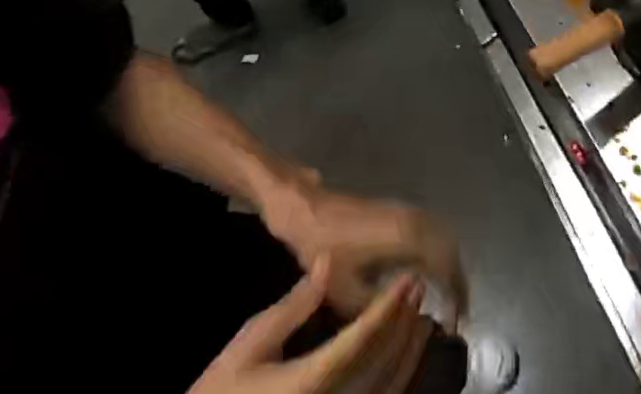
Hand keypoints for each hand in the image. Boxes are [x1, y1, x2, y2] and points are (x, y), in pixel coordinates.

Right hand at [190, 260, 430, 393]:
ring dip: (408, 351)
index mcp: (311, 383)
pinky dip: (397, 377)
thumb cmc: (221, 393)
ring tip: (420, 315)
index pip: (363, 340)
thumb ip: (294, 306)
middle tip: (417, 287)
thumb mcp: (250, 344)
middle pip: (383, 365)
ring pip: (387, 388)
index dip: (389, 307)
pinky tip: (402, 354)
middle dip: (404, 324)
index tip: (409, 280)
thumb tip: (328, 261)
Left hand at [259, 182, 467, 325]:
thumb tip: (408, 313)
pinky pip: (431, 229)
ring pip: (443, 235)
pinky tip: (426, 272)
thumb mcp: (347, 291)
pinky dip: (437, 250)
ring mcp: (407, 211)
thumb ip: (381, 304)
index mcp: (407, 236)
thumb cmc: (325, 249)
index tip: (456, 318)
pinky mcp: (398, 210)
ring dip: (448, 263)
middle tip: (455, 310)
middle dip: (456, 279)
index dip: (456, 292)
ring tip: (445, 295)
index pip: (445, 263)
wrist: (309, 210)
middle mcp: (414, 219)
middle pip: (450, 247)